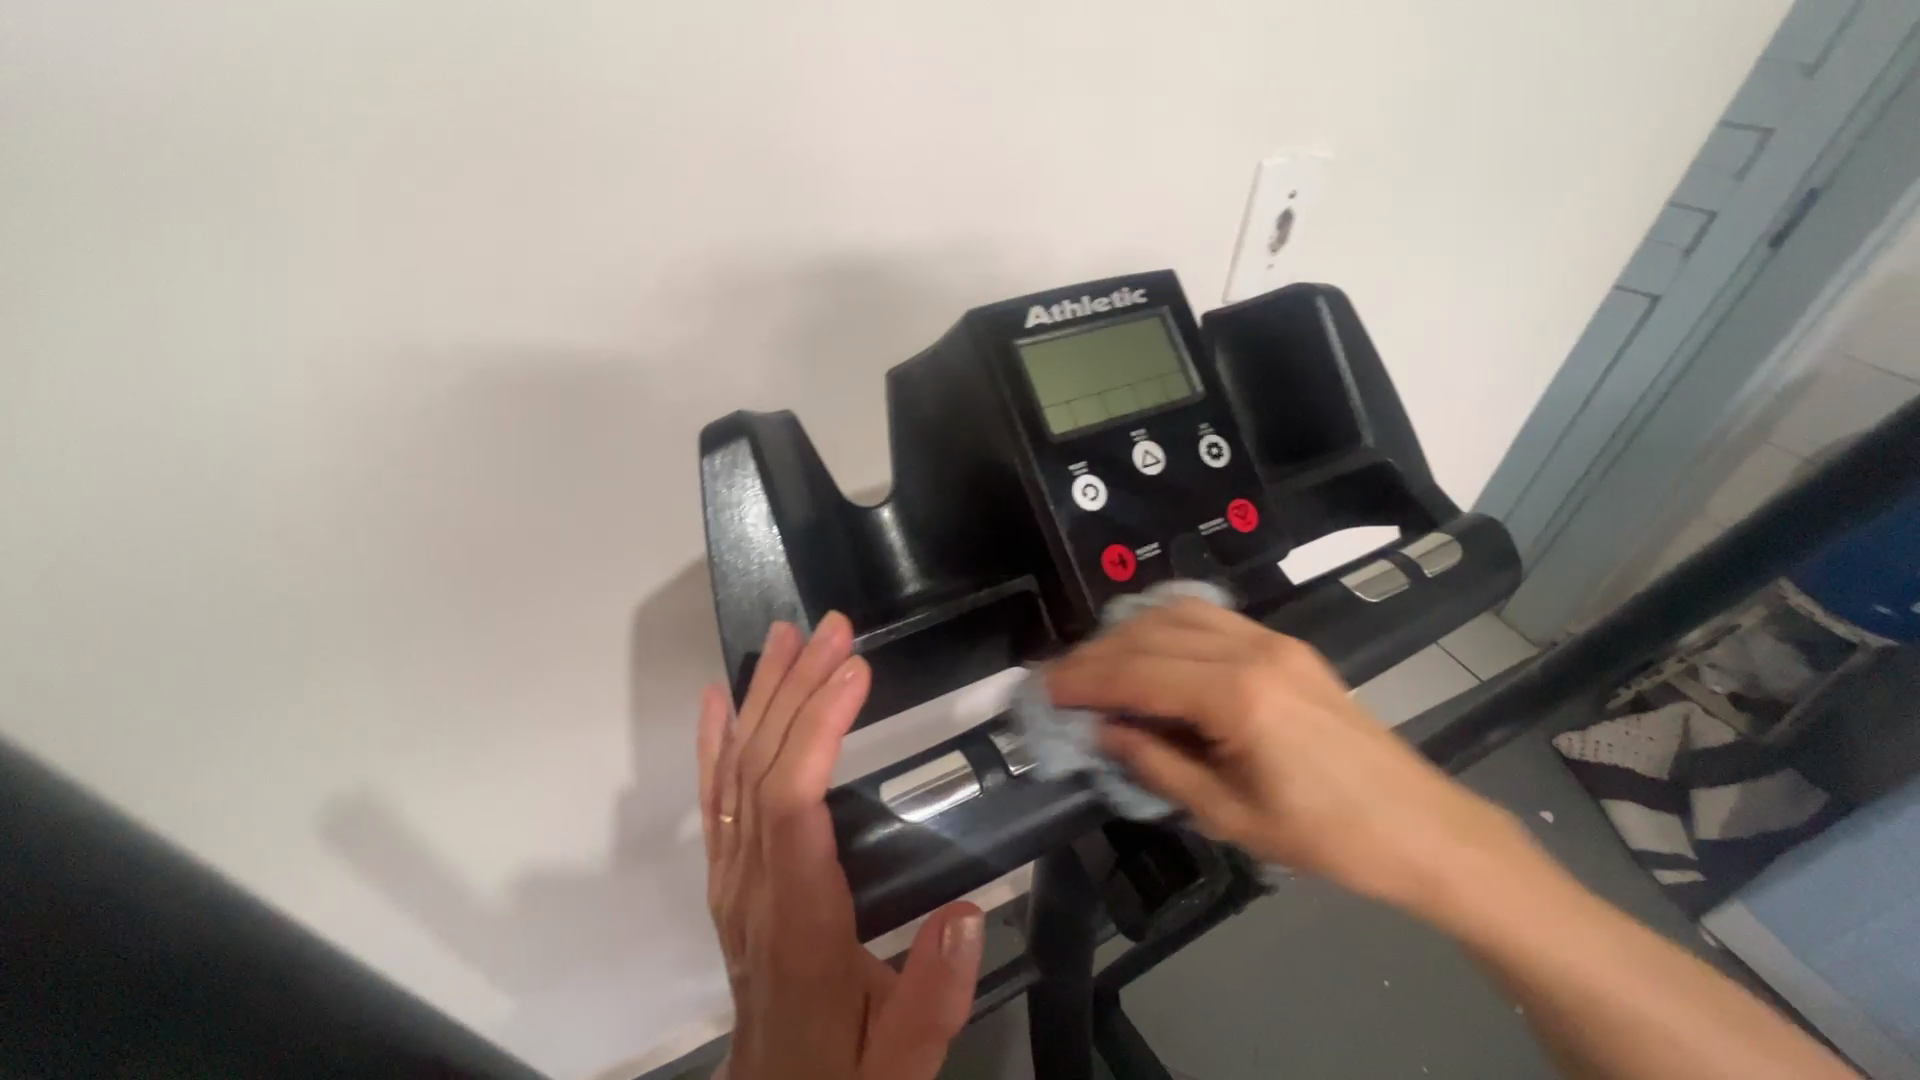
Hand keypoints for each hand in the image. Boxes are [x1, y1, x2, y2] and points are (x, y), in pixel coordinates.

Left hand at [697, 612, 984, 1079]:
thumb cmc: (844, 1068)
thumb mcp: (900, 1058)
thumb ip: (933, 997)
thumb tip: (968, 913)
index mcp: (800, 918)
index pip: (794, 802)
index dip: (818, 728)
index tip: (856, 671)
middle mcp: (754, 885)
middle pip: (763, 767)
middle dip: (798, 688)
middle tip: (834, 629)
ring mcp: (733, 878)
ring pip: (737, 770)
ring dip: (763, 697)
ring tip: (789, 637)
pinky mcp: (731, 879)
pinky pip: (717, 796)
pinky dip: (716, 739)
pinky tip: (720, 698)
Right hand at [1047, 599, 1540, 917]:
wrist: (1422, 828)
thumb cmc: (1327, 837)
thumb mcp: (1229, 816)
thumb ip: (1158, 766)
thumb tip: (1104, 732)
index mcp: (1238, 699)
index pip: (1138, 674)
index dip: (1084, 680)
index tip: (1044, 690)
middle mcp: (1252, 653)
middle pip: (1152, 634)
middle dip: (1097, 653)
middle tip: (1060, 679)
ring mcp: (1274, 642)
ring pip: (1179, 615)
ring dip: (1128, 633)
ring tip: (1096, 665)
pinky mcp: (1287, 646)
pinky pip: (1211, 619)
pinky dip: (1167, 627)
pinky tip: (1148, 649)